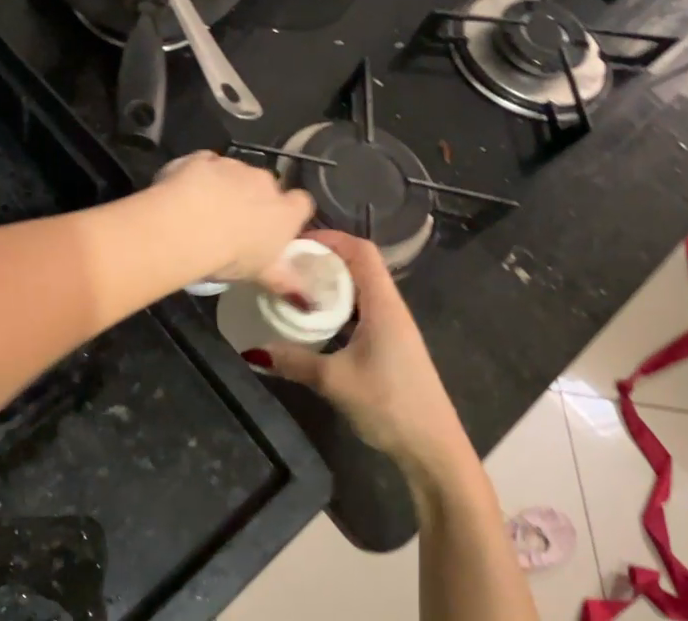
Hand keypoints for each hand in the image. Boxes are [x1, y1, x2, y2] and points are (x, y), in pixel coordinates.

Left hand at [148, 151, 313, 290]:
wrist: (187, 226)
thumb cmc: (231, 256)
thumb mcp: (260, 275)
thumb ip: (284, 280)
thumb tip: (307, 298)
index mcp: (285, 212)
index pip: (302, 203)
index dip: (289, 212)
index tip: (274, 226)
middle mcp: (264, 182)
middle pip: (266, 186)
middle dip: (253, 198)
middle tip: (233, 223)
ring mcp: (233, 166)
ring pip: (234, 172)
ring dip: (224, 185)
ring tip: (203, 209)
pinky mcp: (202, 158)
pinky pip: (204, 162)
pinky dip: (198, 173)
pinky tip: (184, 192)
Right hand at [255, 231, 472, 475]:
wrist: (435, 450)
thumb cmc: (390, 405)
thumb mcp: (334, 382)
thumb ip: (294, 361)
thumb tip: (252, 351)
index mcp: (383, 305)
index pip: (360, 250)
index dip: (329, 238)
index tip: (293, 243)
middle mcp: (390, 309)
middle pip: (357, 266)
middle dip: (321, 260)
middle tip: (283, 266)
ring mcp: (392, 328)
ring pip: (358, 290)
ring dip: (328, 285)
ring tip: (291, 289)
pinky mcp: (389, 347)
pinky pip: (360, 312)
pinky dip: (336, 308)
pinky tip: (312, 324)